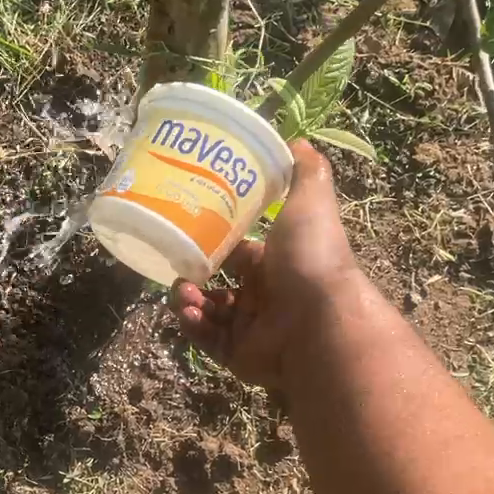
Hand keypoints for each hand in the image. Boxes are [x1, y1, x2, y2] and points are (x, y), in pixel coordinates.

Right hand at [169, 141, 362, 386]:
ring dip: (188, 301)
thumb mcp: (310, 201)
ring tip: (181, 293)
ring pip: (206, 312)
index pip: (238, 252)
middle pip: (216, 285)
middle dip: (192, 277)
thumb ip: (303, 171)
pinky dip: (193, 325)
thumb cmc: (310, 257)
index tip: (190, 233)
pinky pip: (205, 339)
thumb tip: (296, 139)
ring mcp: (248, 327)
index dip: (215, 243)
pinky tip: (187, 312)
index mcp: (277, 262)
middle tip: (177, 270)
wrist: (316, 319)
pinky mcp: (235, 354)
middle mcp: (263, 295)